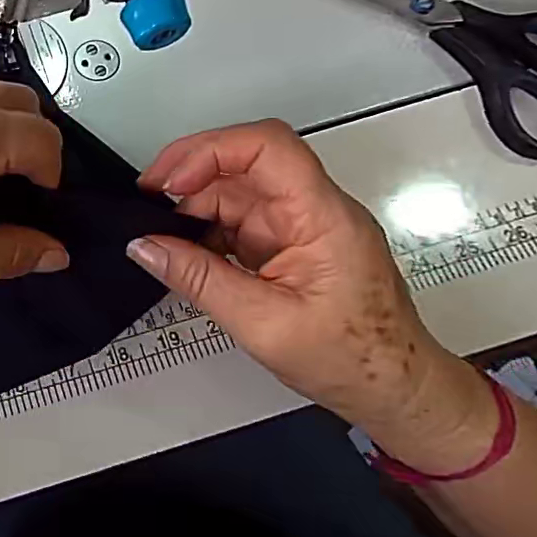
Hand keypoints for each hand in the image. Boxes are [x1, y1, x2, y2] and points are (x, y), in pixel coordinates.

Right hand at [125, 120, 495, 468]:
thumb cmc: (352, 358)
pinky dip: (201, 231)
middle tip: (145, 199)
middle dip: (188, 173)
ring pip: (232, 191)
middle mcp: (310, 210)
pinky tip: (184, 255)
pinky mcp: (283, 241)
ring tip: (161, 240)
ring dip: (190, 208)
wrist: (392, 388)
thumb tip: (144, 246)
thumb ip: (197, 279)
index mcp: (322, 218)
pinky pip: (233, 219)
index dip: (210, 152)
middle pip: (242, 162)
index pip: (268, 147)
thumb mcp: (260, 322)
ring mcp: (296, 224)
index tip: (169, 183)